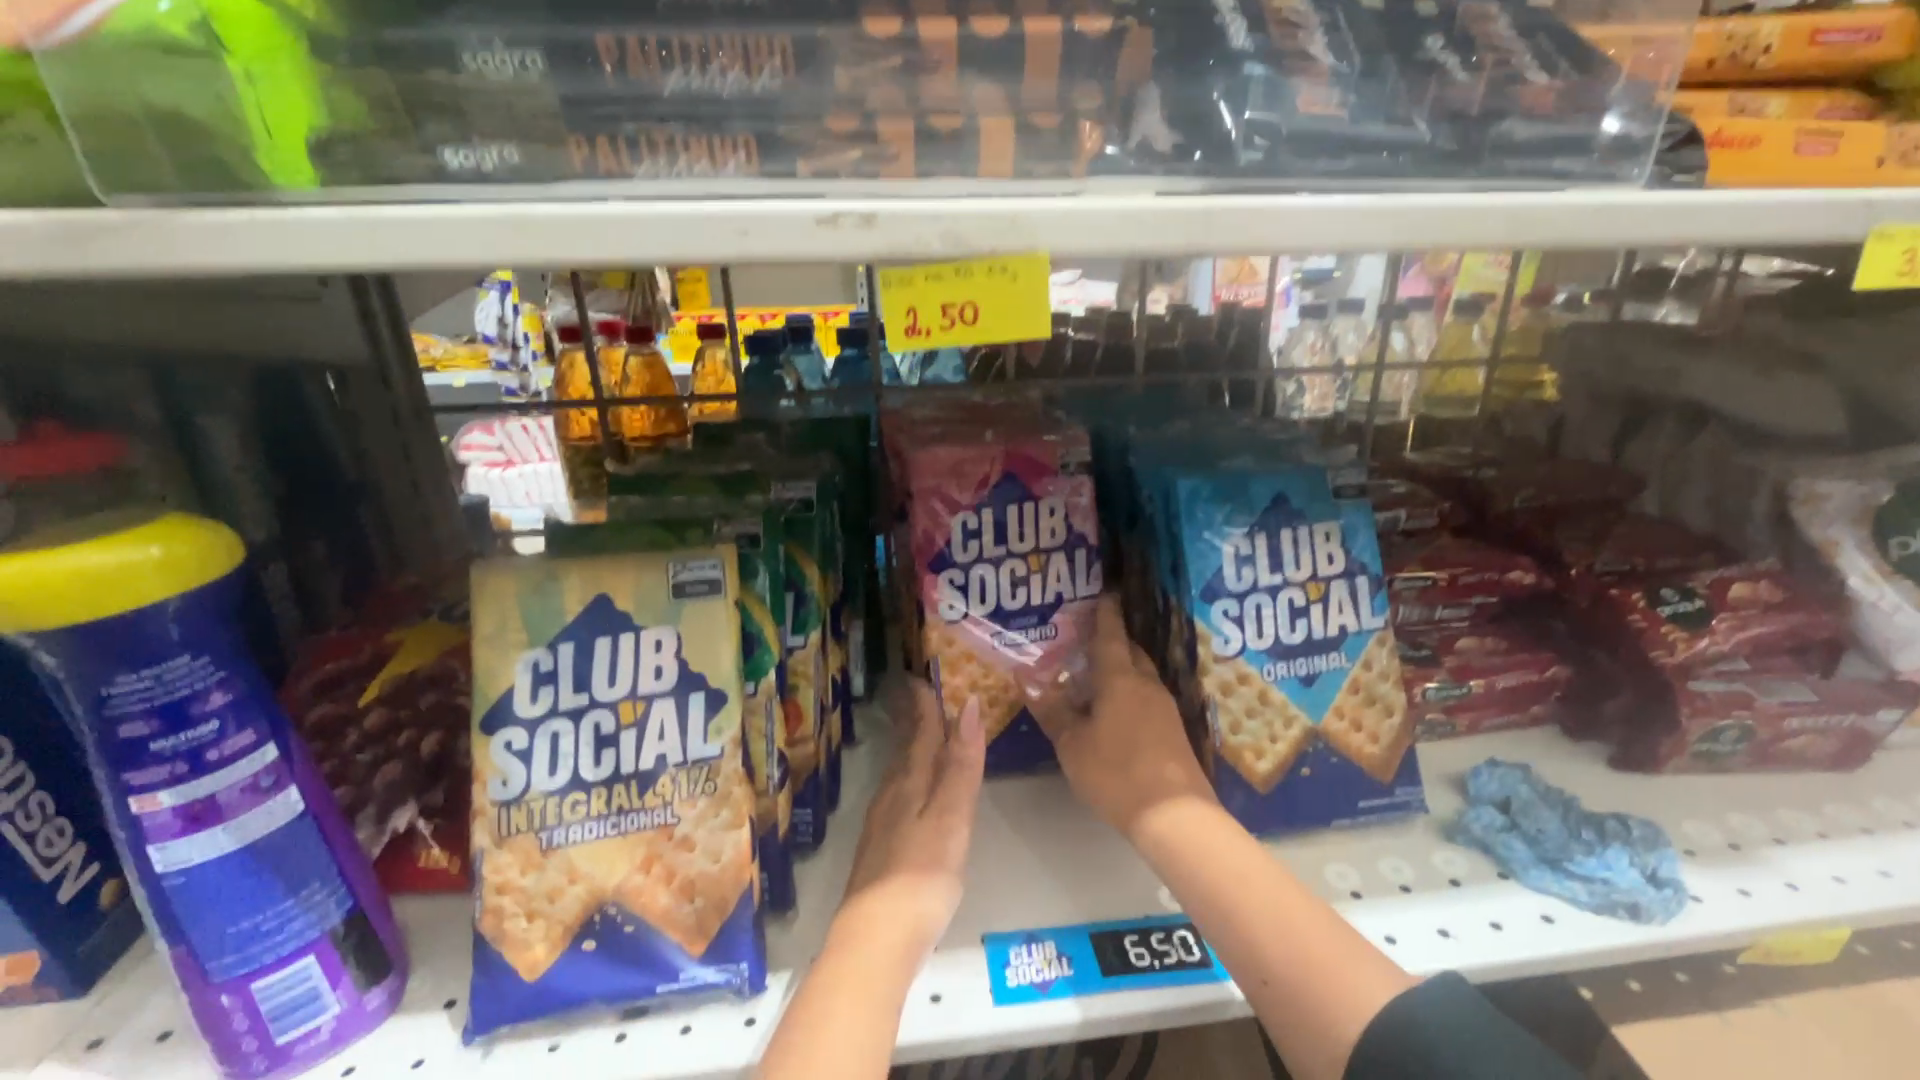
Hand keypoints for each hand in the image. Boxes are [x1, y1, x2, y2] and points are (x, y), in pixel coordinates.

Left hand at [837, 679, 984, 961]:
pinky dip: (910, 781)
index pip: (921, 732)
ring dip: (912, 749)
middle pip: (906, 750)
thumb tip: (967, 705)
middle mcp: (891, 796)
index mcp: (909, 783)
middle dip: (916, 722)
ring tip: (923, 736)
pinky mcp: (881, 851)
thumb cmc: (922, 874)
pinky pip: (899, 797)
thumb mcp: (951, 816)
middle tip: (921, 694)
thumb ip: (960, 764)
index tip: (922, 674)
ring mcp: (882, 824)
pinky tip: (913, 795)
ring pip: (900, 774)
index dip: (925, 704)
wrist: (876, 938)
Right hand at [1027, 595, 1217, 839]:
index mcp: (1120, 679)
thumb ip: (1051, 709)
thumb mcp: (1072, 743)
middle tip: (1087, 638)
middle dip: (1112, 641)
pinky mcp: (1174, 730)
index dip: (1105, 613)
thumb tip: (1025, 676)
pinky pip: (1147, 696)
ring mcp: (1165, 707)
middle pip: (1130, 652)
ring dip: (1121, 668)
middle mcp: (1146, 684)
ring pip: (1141, 675)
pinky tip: (1115, 709)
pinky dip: (1130, 692)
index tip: (1103, 593)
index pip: (1111, 635)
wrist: (1175, 815)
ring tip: (1095, 674)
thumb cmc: (1115, 772)